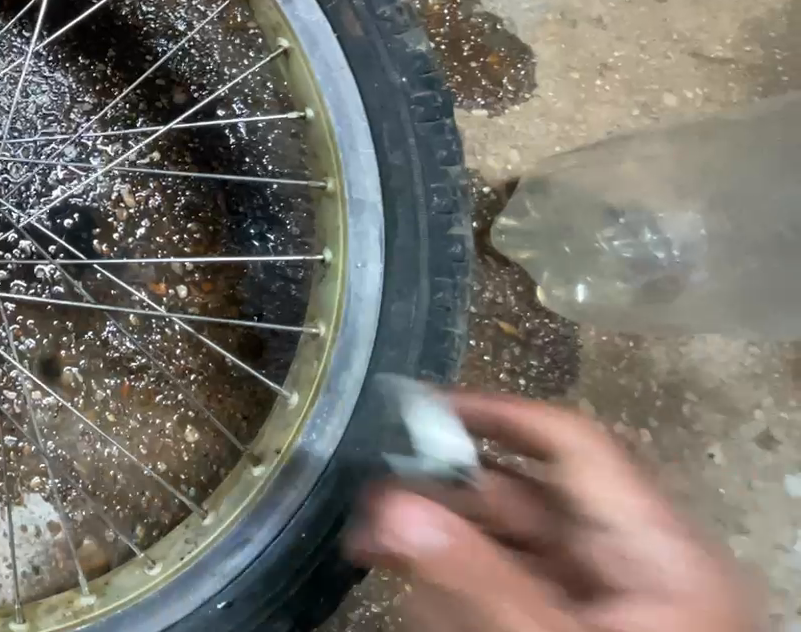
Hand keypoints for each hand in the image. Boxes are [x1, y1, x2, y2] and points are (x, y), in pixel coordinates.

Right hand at [348, 391, 759, 631]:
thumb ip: (474, 581)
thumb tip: (386, 505)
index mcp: (652, 549)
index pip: (567, 442)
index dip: (489, 412)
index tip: (406, 408)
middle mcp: (624, 559)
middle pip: (512, 490)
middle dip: (431, 496)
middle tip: (367, 518)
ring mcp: (597, 595)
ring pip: (493, 536)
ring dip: (430, 543)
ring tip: (381, 566)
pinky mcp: (568, 622)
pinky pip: (495, 579)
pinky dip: (448, 581)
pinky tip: (421, 604)